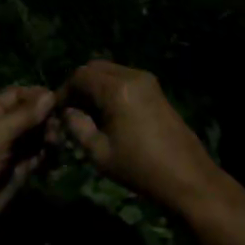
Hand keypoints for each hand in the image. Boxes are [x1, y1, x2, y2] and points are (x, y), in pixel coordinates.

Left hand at [0, 86, 56, 244]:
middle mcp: (3, 127)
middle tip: (57, 129)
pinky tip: (53, 156)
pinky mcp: (21, 170)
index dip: (38, 96)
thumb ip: (24, 115)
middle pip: (32, 114)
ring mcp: (12, 149)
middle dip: (47, 118)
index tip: (59, 101)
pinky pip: (40, 155)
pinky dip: (49, 154)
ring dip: (50, 136)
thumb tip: (51, 95)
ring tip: (55, 144)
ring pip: (38, 134)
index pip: (19, 95)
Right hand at [58, 61, 220, 212]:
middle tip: (71, 110)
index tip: (57, 111)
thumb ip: (77, 127)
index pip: (80, 76)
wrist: (188, 177)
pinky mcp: (156, 89)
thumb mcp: (99, 153)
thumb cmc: (140, 168)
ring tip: (88, 114)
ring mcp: (147, 80)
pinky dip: (111, 88)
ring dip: (95, 86)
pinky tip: (109, 114)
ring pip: (110, 71)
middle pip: (95, 67)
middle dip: (79, 85)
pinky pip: (125, 78)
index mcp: (117, 89)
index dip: (64, 91)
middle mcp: (132, 76)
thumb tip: (68, 112)